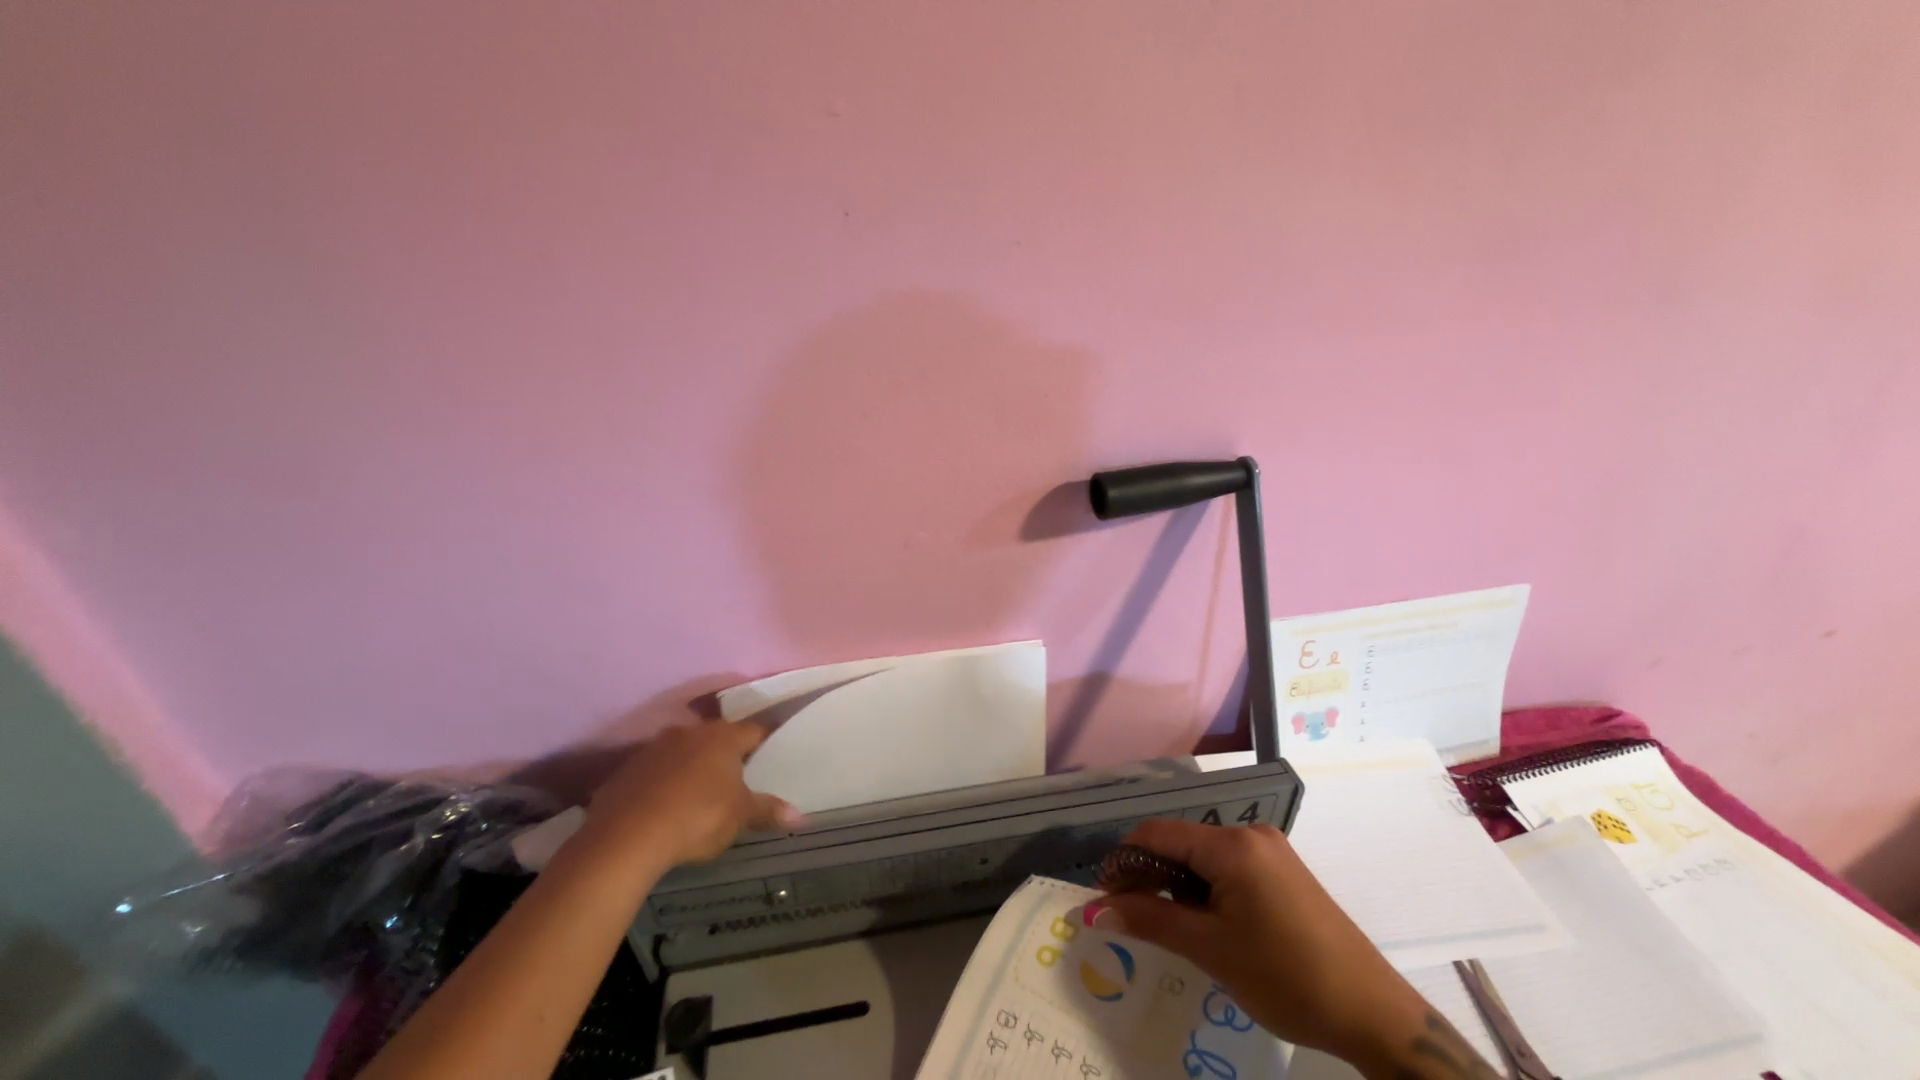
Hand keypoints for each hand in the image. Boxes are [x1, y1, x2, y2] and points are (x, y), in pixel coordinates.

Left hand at [579, 720, 801, 868]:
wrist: (626, 836)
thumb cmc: (697, 817)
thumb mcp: (739, 816)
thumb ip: (768, 811)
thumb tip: (802, 816)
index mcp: (722, 737)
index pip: (755, 731)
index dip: (767, 742)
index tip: (775, 753)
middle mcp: (688, 732)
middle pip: (716, 738)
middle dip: (727, 755)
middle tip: (740, 777)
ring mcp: (654, 748)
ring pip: (683, 752)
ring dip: (692, 767)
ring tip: (701, 794)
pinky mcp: (627, 769)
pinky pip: (655, 771)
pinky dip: (664, 784)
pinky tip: (666, 807)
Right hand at [1098, 819, 1431, 1068]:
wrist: (1371, 1011)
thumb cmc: (1284, 975)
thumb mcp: (1209, 949)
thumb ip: (1149, 920)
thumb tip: (1095, 910)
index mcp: (1232, 844)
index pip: (1157, 833)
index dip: (1123, 861)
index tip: (1103, 898)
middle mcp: (1252, 835)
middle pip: (1181, 842)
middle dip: (1149, 876)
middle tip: (1128, 918)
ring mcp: (1273, 853)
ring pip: (1204, 858)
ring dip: (1177, 886)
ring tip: (1167, 929)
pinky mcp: (1285, 874)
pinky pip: (1230, 870)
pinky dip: (1206, 891)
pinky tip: (1204, 926)